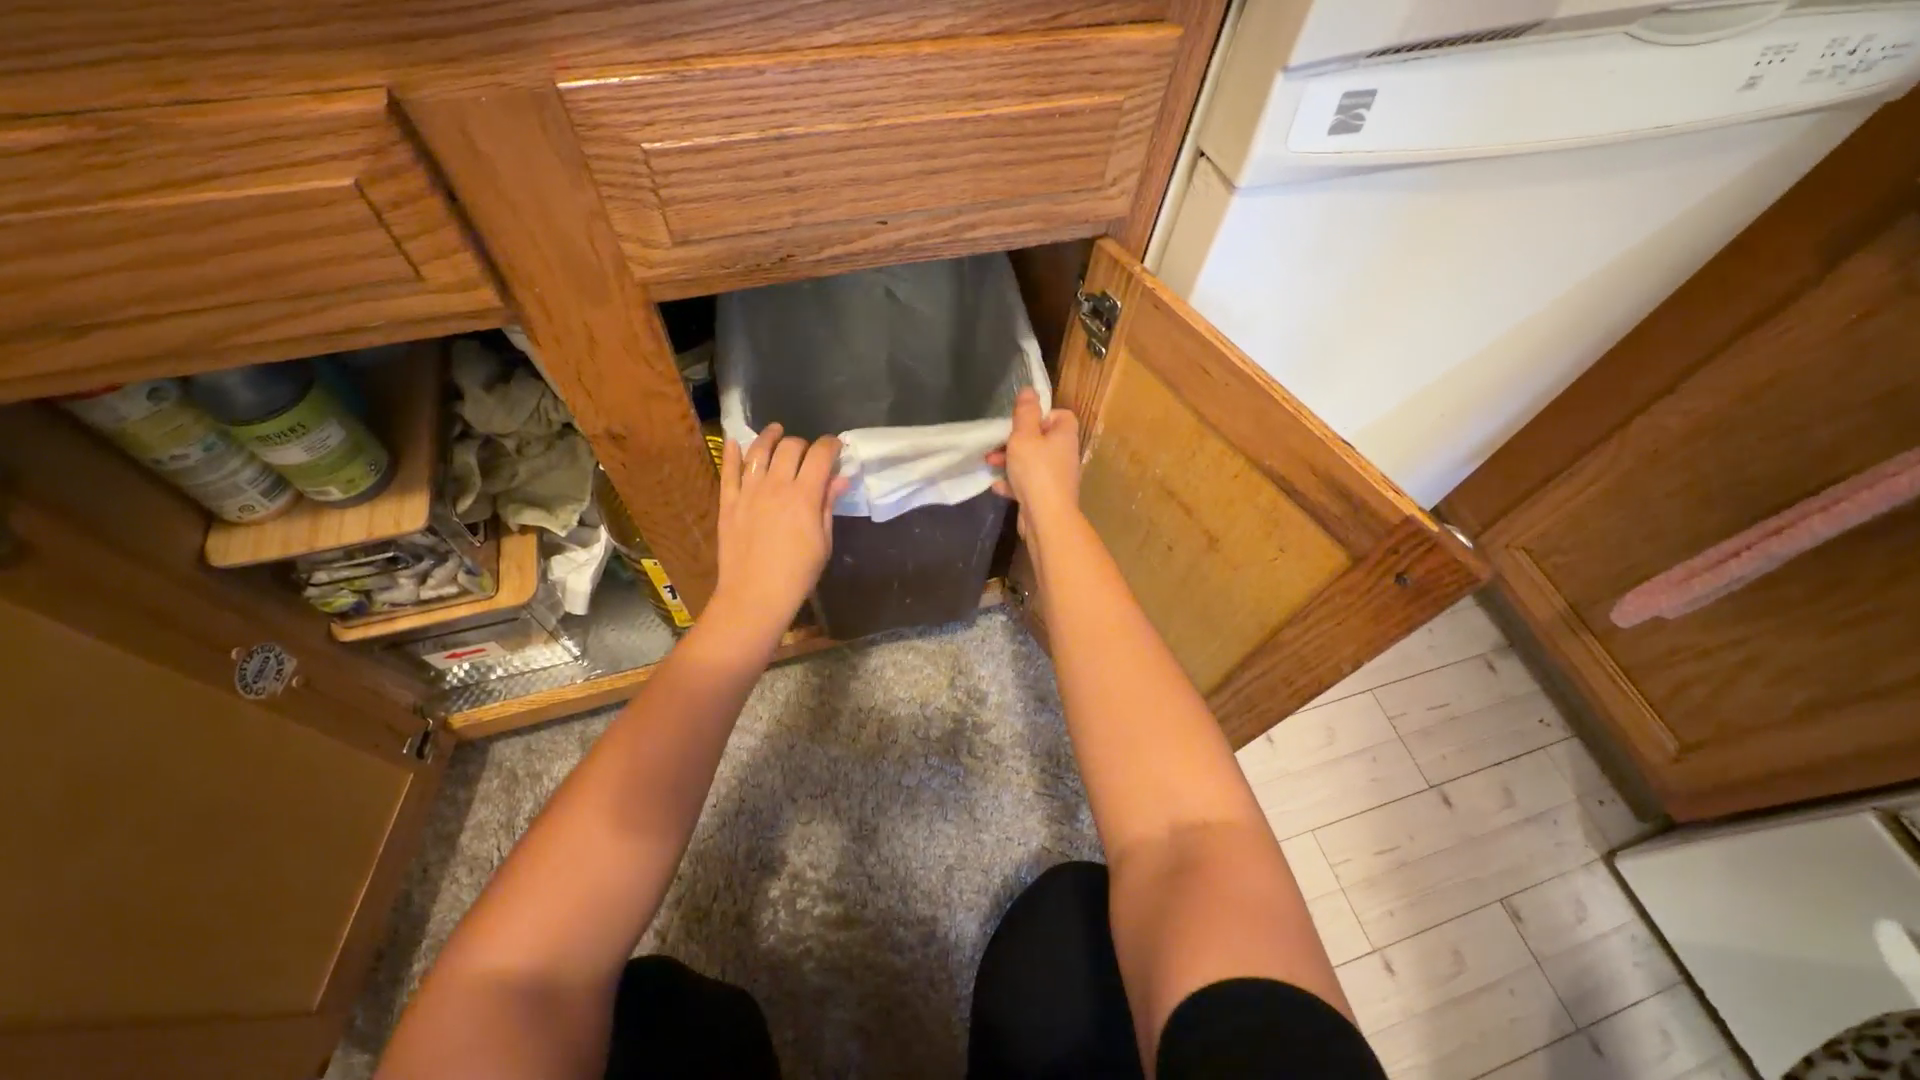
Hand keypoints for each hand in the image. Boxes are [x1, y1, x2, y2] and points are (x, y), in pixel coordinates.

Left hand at [709, 423, 847, 643]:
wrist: (755, 595)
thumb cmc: (798, 574)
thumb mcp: (823, 541)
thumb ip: (828, 505)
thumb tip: (840, 479)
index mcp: (804, 496)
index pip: (820, 455)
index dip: (831, 445)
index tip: (835, 447)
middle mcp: (776, 485)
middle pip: (790, 447)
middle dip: (804, 444)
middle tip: (808, 454)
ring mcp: (748, 491)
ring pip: (759, 450)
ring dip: (770, 437)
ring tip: (776, 432)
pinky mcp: (728, 501)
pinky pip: (728, 469)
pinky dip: (732, 451)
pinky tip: (735, 441)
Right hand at [987, 387, 1081, 540]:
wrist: (1046, 517)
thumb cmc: (1036, 470)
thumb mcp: (1025, 435)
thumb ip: (1025, 412)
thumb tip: (1030, 390)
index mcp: (1064, 436)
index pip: (1060, 415)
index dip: (1040, 415)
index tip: (1021, 421)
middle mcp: (1064, 454)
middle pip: (1042, 439)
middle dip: (1016, 440)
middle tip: (998, 443)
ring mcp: (1056, 477)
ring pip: (1032, 461)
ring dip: (1010, 461)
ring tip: (990, 463)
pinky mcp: (1046, 496)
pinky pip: (1028, 483)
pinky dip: (1013, 483)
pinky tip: (997, 486)